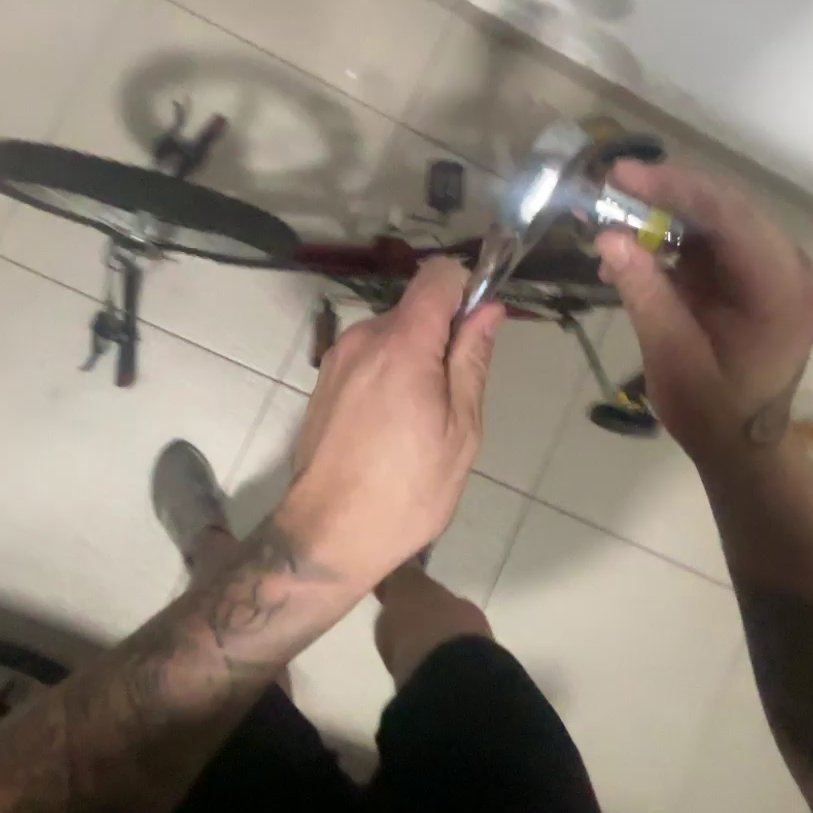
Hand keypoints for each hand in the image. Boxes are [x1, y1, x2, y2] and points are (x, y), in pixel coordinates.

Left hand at [276, 258, 504, 586]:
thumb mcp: (460, 430)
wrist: (326, 537)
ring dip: (415, 359)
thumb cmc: (407, 490)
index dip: (466, 289)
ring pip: (392, 334)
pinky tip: (391, 426)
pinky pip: (369, 357)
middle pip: (415, 308)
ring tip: (420, 421)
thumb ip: (472, 360)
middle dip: (442, 336)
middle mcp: (362, 338)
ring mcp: (337, 358)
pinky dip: (389, 374)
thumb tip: (488, 309)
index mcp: (401, 344)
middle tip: (453, 398)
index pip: (438, 275)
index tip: (478, 329)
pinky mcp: (324, 381)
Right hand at [596, 161, 812, 462]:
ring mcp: (771, 270)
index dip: (675, 189)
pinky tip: (635, 243)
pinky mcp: (750, 276)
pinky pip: (711, 240)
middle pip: (726, 207)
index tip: (622, 176)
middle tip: (612, 183)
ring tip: (614, 209)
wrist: (741, 446)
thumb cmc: (712, 410)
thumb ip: (645, 294)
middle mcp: (785, 267)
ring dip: (666, 210)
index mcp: (779, 288)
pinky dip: (672, 235)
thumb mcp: (673, 357)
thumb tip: (608, 237)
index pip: (730, 216)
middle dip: (667, 191)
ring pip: (717, 217)